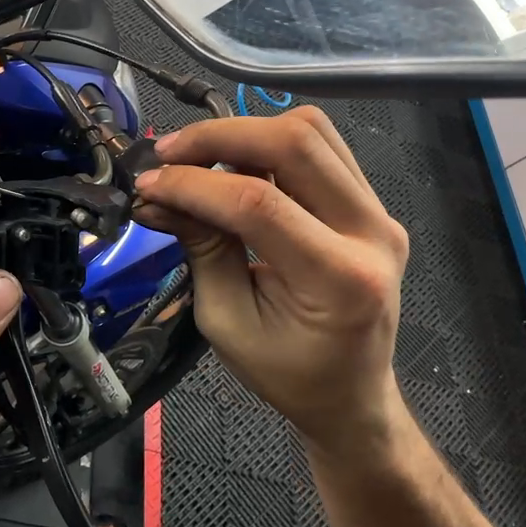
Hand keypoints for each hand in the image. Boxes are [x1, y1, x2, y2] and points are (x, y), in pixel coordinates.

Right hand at [131, 108, 407, 455]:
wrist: (351, 396)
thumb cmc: (287, 373)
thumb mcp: (225, 320)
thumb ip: (199, 248)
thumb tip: (156, 195)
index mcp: (339, 280)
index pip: (257, 202)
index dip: (193, 184)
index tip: (147, 184)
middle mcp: (371, 234)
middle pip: (295, 143)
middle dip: (219, 137)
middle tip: (167, 153)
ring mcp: (378, 213)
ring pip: (311, 130)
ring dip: (243, 132)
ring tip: (196, 156)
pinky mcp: (371, 203)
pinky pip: (320, 145)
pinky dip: (266, 141)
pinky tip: (232, 164)